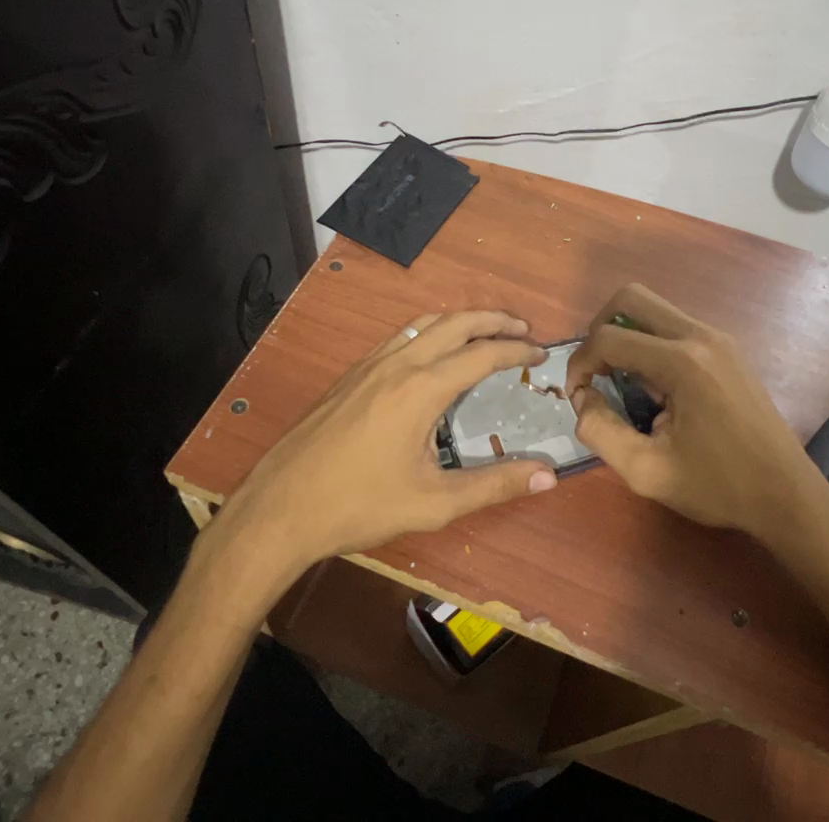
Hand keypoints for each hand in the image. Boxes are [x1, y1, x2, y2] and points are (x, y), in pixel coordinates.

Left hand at [221, 311, 559, 567]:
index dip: (516, 350)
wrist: (280, 508)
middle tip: (522, 329)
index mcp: (422, 389)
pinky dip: (429, 333)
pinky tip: (431, 357)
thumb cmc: (359, 506)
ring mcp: (368, 367)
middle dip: (493, 320)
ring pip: (423, 324)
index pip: (482, 354)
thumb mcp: (434, 503)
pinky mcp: (349, 377)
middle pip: (454, 323)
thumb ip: (494, 485)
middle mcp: (397, 365)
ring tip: (484, 333)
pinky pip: (399, 338)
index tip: (541, 353)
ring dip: (460, 322)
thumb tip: (548, 476)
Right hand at [565, 284, 824, 543]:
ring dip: (628, 337)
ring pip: (655, 310)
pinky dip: (652, 345)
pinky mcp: (729, 350)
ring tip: (625, 385)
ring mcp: (719, 339)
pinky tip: (656, 389)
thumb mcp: (646, 471)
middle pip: (631, 298)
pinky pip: (676, 328)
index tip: (577, 396)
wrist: (786, 494)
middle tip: (595, 371)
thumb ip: (600, 430)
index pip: (608, 338)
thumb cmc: (718, 486)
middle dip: (599, 329)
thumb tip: (582, 397)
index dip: (579, 364)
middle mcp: (701, 336)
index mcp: (682, 363)